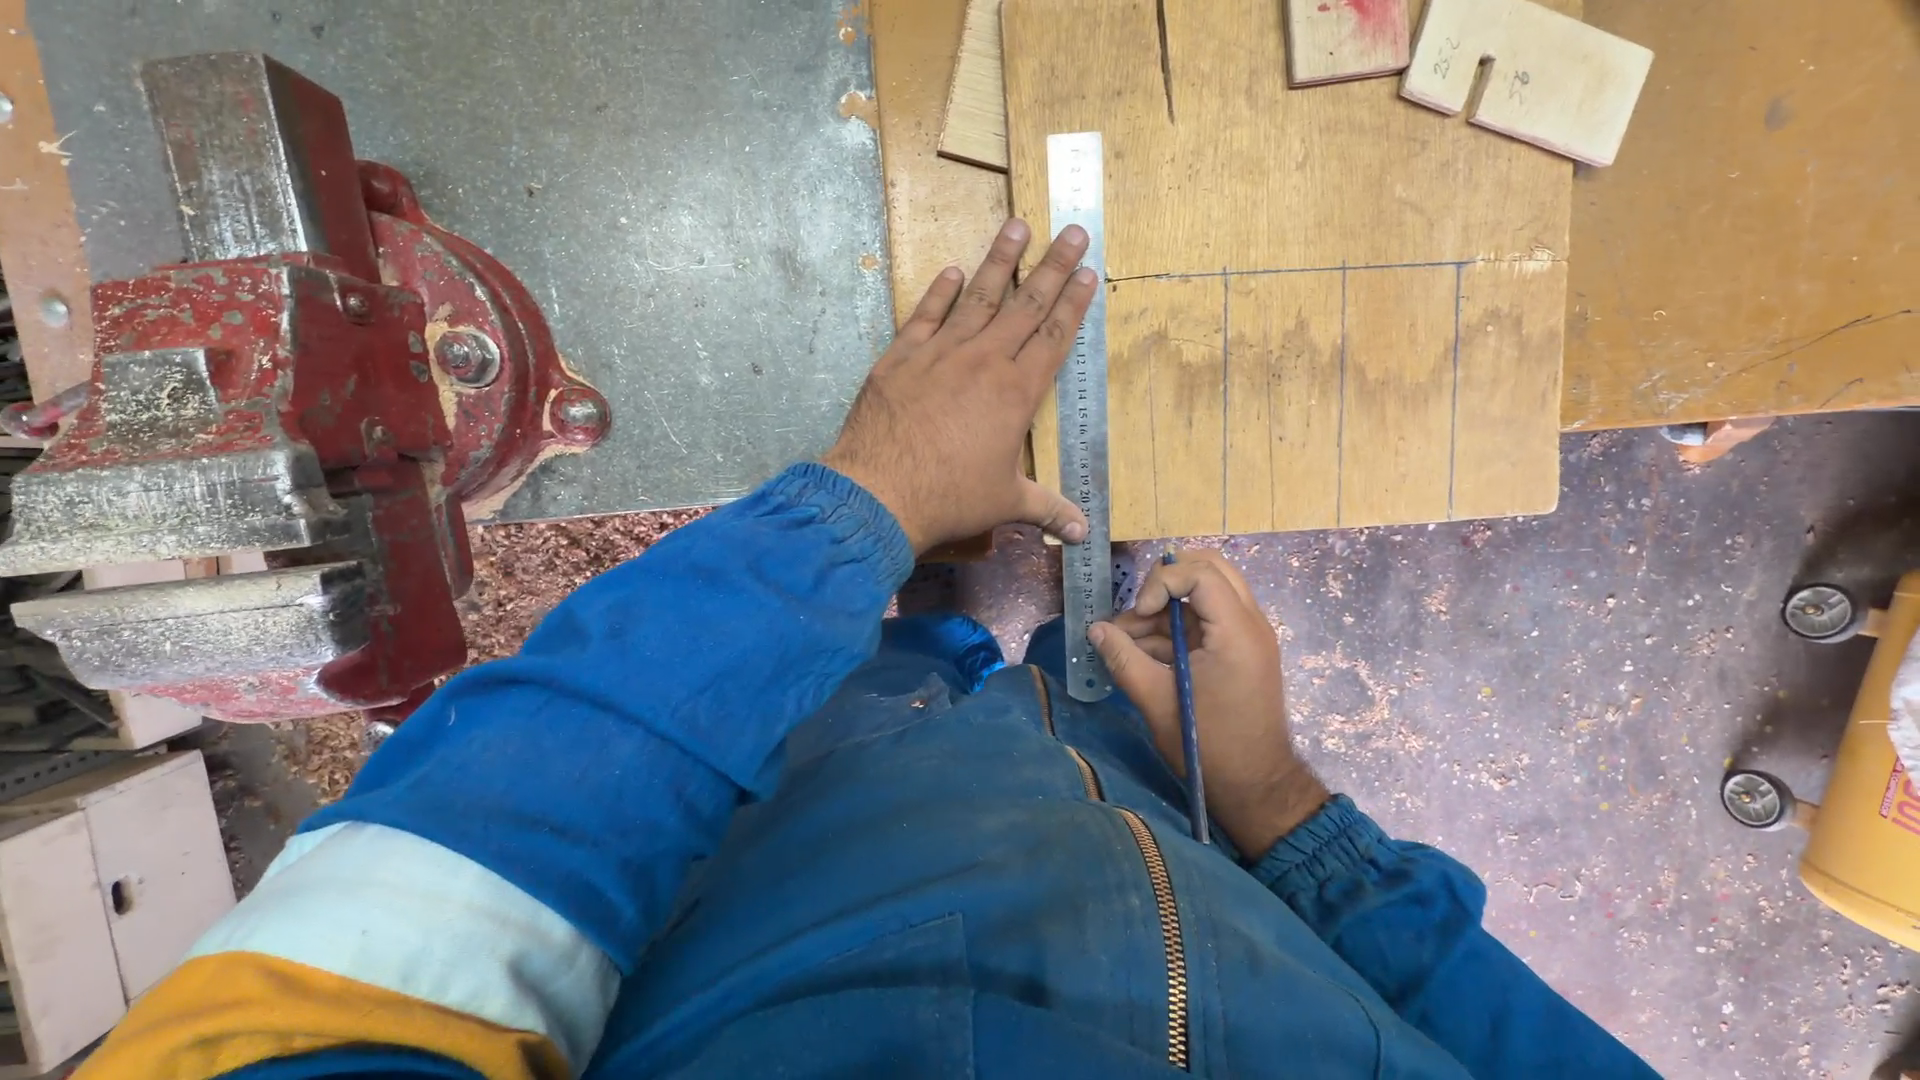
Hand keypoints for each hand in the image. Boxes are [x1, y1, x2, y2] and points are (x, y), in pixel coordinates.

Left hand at [822, 219, 1096, 553]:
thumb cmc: (950, 498)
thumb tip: (1081, 534)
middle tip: (1073, 231)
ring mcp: (940, 354)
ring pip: (978, 299)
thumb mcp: (1004, 503)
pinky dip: (939, 293)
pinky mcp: (901, 358)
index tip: (1087, 274)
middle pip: (1025, 306)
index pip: (1053, 339)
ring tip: (1017, 227)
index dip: (1072, 305)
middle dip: (1052, 267)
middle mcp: (983, 362)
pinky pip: (925, 316)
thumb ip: (1046, 510)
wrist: (880, 491)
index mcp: (1015, 393)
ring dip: (999, 262)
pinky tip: (951, 271)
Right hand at [1089, 550, 1328, 855]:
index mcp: (1237, 632)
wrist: (1256, 787)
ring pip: (1206, 593)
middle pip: (1209, 568)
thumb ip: (1123, 658)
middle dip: (1166, 583)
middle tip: (1138, 610)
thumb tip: (1095, 630)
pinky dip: (1174, 627)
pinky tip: (1142, 654)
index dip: (1161, 583)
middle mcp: (1250, 623)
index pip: (1199, 573)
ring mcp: (1248, 636)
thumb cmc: (1208, 746)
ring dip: (1165, 608)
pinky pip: (1206, 619)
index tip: (1138, 614)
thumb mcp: (1156, 701)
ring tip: (1127, 641)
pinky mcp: (1240, 650)